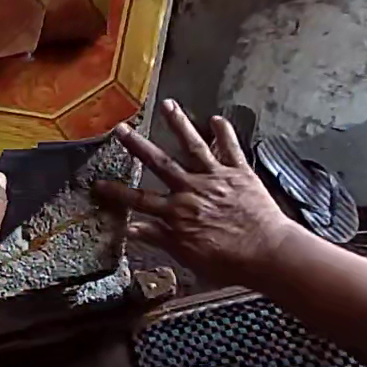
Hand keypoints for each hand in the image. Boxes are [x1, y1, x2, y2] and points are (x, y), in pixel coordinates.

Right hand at [94, 101, 302, 286]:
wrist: (269, 254)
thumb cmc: (227, 261)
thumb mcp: (186, 255)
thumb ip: (158, 238)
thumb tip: (130, 229)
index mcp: (176, 212)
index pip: (139, 199)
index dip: (116, 192)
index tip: (97, 183)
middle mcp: (191, 190)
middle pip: (159, 163)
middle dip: (137, 145)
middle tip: (121, 128)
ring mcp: (215, 179)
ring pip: (193, 147)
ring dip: (179, 124)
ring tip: (168, 104)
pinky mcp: (239, 174)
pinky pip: (231, 150)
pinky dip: (224, 134)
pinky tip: (217, 119)